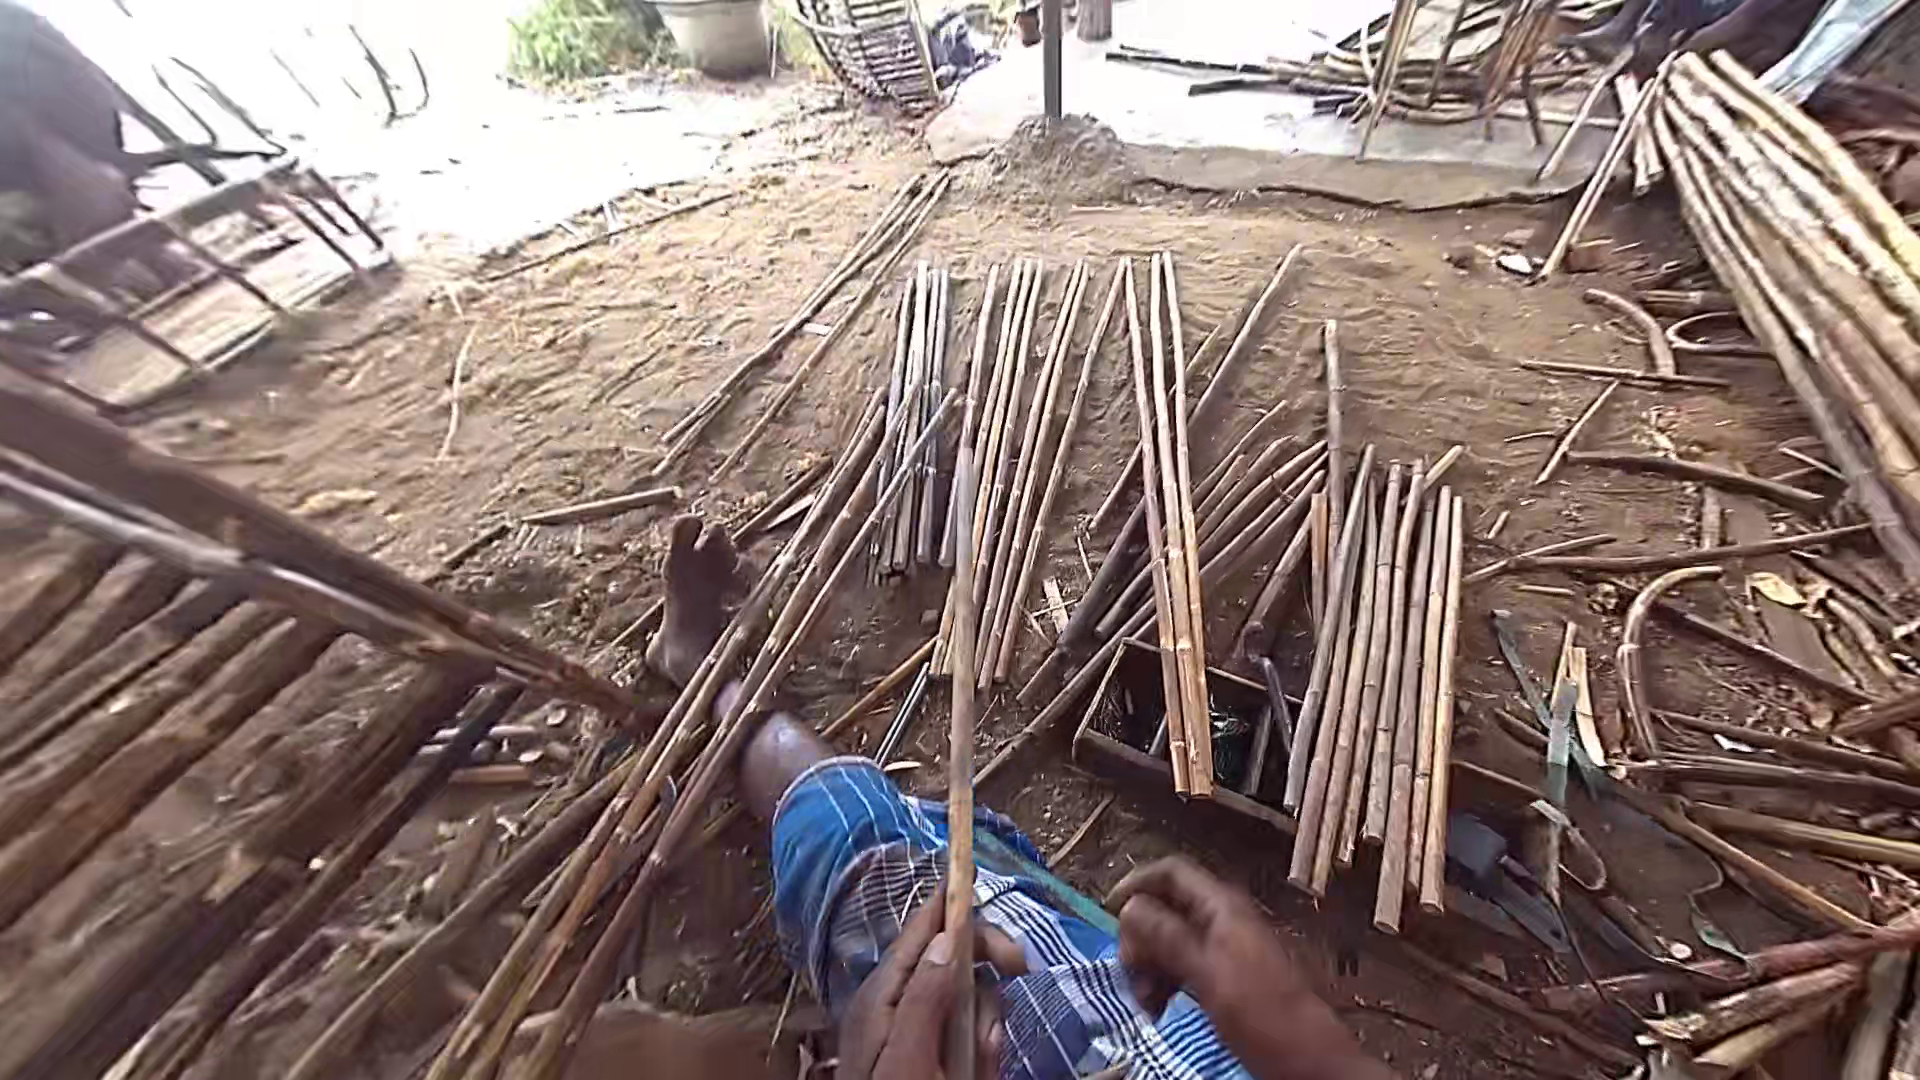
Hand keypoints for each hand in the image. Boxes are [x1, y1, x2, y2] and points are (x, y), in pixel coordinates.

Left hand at [839, 886, 1006, 1079]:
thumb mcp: (907, 1060)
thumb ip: (925, 997)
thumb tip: (948, 935)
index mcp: (880, 994)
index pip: (918, 930)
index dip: (946, 899)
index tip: (973, 869)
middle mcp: (895, 1003)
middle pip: (946, 954)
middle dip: (983, 957)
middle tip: (1019, 966)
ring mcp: (912, 1030)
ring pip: (963, 995)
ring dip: (984, 1016)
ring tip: (983, 1057)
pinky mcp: (928, 1056)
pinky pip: (965, 1033)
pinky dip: (980, 1047)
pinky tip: (979, 1070)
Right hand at [1108, 858, 1390, 1079]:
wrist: (1315, 1067)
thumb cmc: (1262, 1015)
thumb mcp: (1207, 973)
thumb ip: (1166, 935)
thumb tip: (1128, 907)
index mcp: (1219, 904)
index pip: (1169, 872)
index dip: (1136, 883)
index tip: (1110, 911)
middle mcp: (1219, 916)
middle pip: (1165, 905)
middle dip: (1140, 934)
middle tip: (1129, 969)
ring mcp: (1223, 945)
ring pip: (1169, 936)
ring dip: (1149, 961)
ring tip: (1144, 999)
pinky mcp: (1224, 974)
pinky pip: (1181, 962)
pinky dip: (1164, 978)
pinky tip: (1157, 1004)